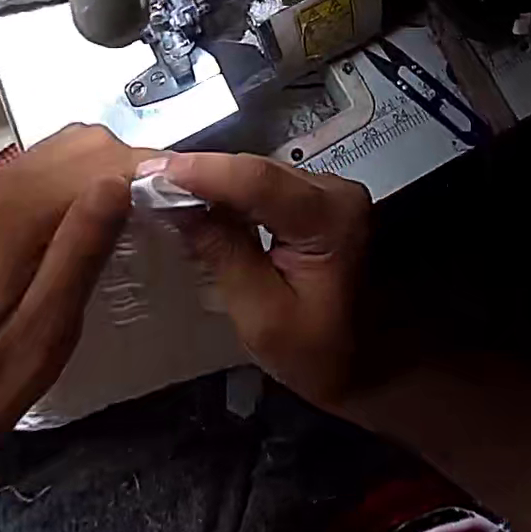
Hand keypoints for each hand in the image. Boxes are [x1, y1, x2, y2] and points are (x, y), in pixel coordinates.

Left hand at [0, 126, 150, 531]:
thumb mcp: (47, 329)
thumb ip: (82, 248)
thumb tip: (122, 180)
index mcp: (8, 214)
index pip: (98, 161)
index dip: (147, 170)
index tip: (186, 196)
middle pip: (82, 142)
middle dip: (130, 164)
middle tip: (162, 208)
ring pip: (64, 149)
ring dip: (106, 168)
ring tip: (134, 211)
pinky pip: (44, 169)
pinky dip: (79, 178)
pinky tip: (92, 218)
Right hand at [159, 152, 372, 409]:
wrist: (383, 362)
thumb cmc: (326, 355)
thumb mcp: (264, 318)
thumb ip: (224, 256)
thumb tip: (181, 208)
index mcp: (331, 219)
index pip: (259, 180)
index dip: (202, 172)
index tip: (151, 171)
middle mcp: (337, 190)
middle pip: (258, 169)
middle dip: (201, 174)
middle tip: (148, 182)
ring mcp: (334, 190)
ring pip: (262, 173)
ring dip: (215, 182)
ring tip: (166, 191)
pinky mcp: (325, 198)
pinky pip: (271, 185)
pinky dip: (235, 193)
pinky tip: (204, 201)